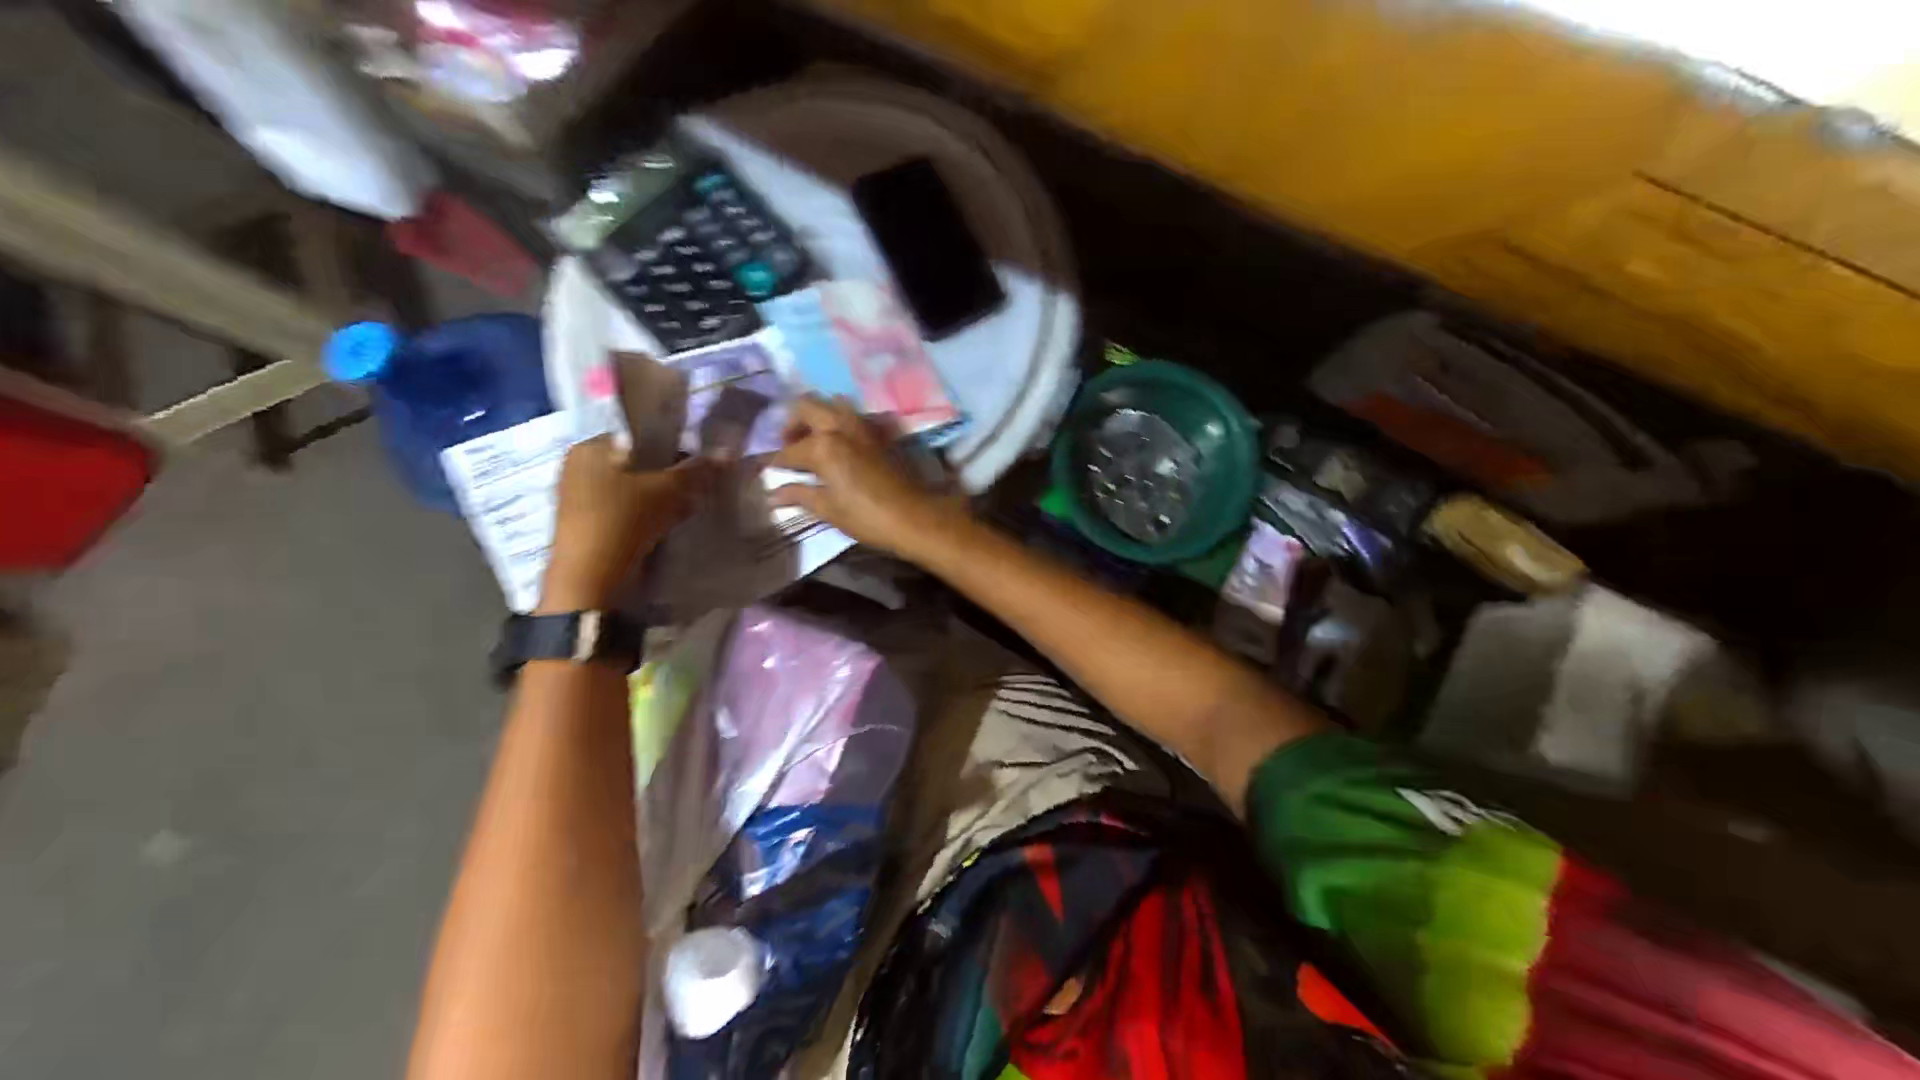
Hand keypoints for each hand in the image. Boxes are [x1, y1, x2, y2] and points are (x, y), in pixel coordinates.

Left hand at [539, 436, 713, 612]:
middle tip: (695, 491)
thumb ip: (697, 472)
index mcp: (589, 447)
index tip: (698, 468)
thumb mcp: (668, 492)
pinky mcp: (584, 527)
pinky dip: (643, 517)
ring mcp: (577, 499)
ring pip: (631, 491)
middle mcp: (577, 467)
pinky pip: (623, 513)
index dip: (674, 449)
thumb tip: (727, 453)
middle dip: (667, 477)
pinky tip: (664, 528)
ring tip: (685, 511)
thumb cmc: (623, 522)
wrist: (590, 583)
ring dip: (657, 500)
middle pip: (636, 465)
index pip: (640, 436)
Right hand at [769, 397, 967, 559]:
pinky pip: (853, 414)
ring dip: (817, 415)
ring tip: (813, 439)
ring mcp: (862, 425)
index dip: (775, 461)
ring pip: (831, 403)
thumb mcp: (828, 509)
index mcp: (822, 446)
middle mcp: (840, 426)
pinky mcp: (880, 431)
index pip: (789, 450)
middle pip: (806, 406)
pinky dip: (840, 420)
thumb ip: (799, 494)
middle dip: (792, 423)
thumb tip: (773, 493)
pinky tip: (839, 442)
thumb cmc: (867, 517)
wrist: (914, 516)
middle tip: (789, 445)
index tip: (766, 468)